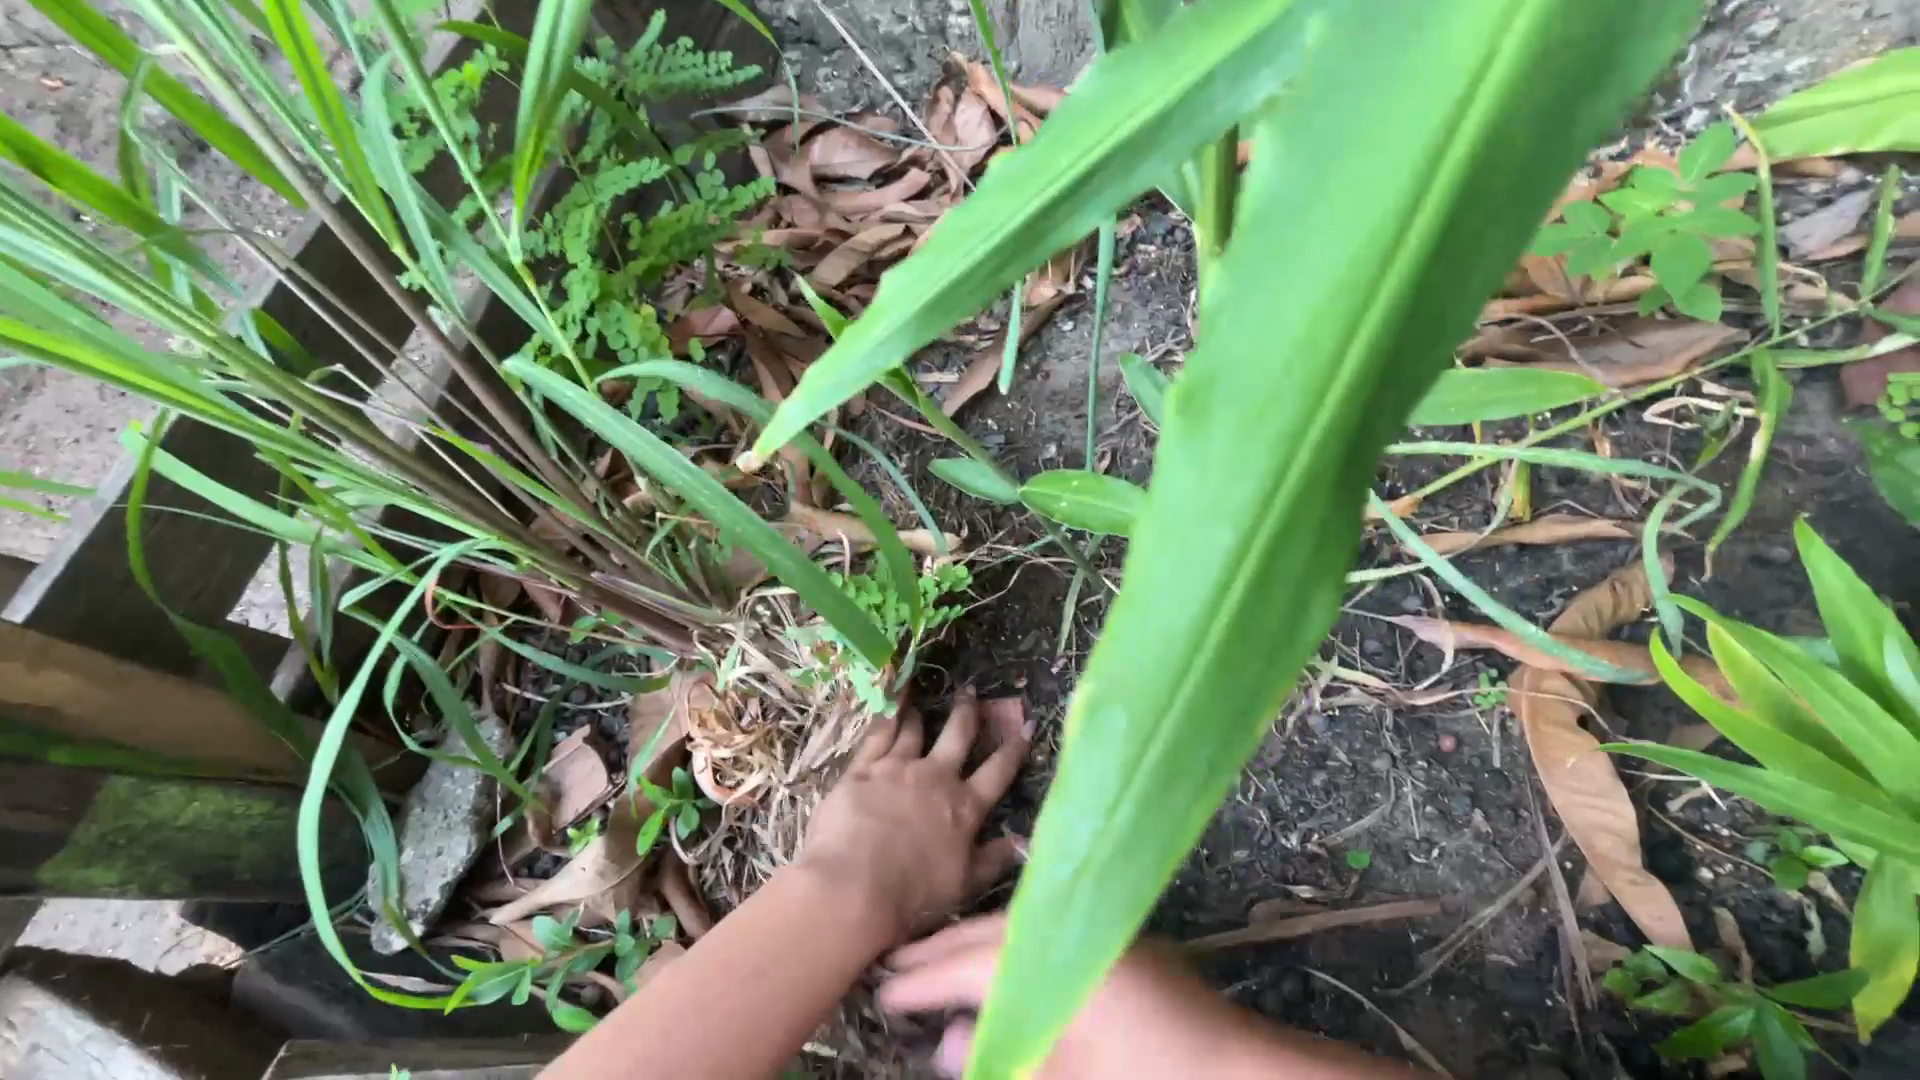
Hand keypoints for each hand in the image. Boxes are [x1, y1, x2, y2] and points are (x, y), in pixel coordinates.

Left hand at [796, 687, 1028, 941]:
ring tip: (920, 701)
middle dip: (968, 712)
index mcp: (964, 807)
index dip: (1014, 748)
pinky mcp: (862, 769)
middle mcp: (935, 778)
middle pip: (958, 736)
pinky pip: (878, 734)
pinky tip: (889, 706)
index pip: (998, 772)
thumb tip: (1023, 842)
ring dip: (920, 715)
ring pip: (915, 731)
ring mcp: (897, 768)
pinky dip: (887, 717)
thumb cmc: (912, 895)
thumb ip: (993, 861)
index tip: (1026, 726)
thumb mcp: (964, 886)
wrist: (854, 886)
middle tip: (971, 692)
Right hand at [876, 915, 1255, 1078]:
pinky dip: (1011, 946)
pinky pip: (1045, 933)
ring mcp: (1096, 933)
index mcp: (1051, 960)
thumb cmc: (1143, 1074)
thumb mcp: (1065, 1077)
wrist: (1236, 1072)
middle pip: (988, 934)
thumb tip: (943, 1045)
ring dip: (974, 942)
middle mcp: (1068, 932)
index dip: (924, 979)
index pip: (968, 966)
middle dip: (942, 949)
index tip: (883, 987)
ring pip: (1015, 928)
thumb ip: (1003, 1057)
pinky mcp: (1118, 944)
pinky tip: (998, 961)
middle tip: (898, 963)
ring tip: (936, 957)